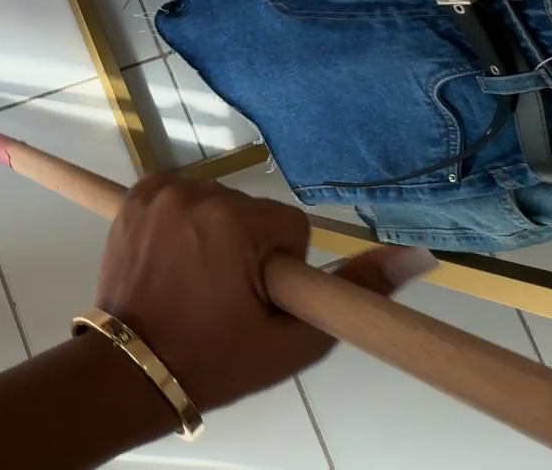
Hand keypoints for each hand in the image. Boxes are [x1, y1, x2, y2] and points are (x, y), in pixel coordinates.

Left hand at [95, 173, 436, 411]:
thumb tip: (421, 255)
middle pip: (249, 208)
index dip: (285, 263)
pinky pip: (177, 193)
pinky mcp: (131, 196)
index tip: (261, 293)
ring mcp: (155, 191)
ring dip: (215, 229)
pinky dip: (183, 217)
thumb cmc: (219, 356)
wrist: (137, 359)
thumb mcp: (298, 336)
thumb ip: (360, 292)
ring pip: (214, 200)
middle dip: (248, 243)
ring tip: (198, 276)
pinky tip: (176, 253)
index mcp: (232, 220)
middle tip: (226, 290)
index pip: (290, 224)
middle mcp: (190, 193)